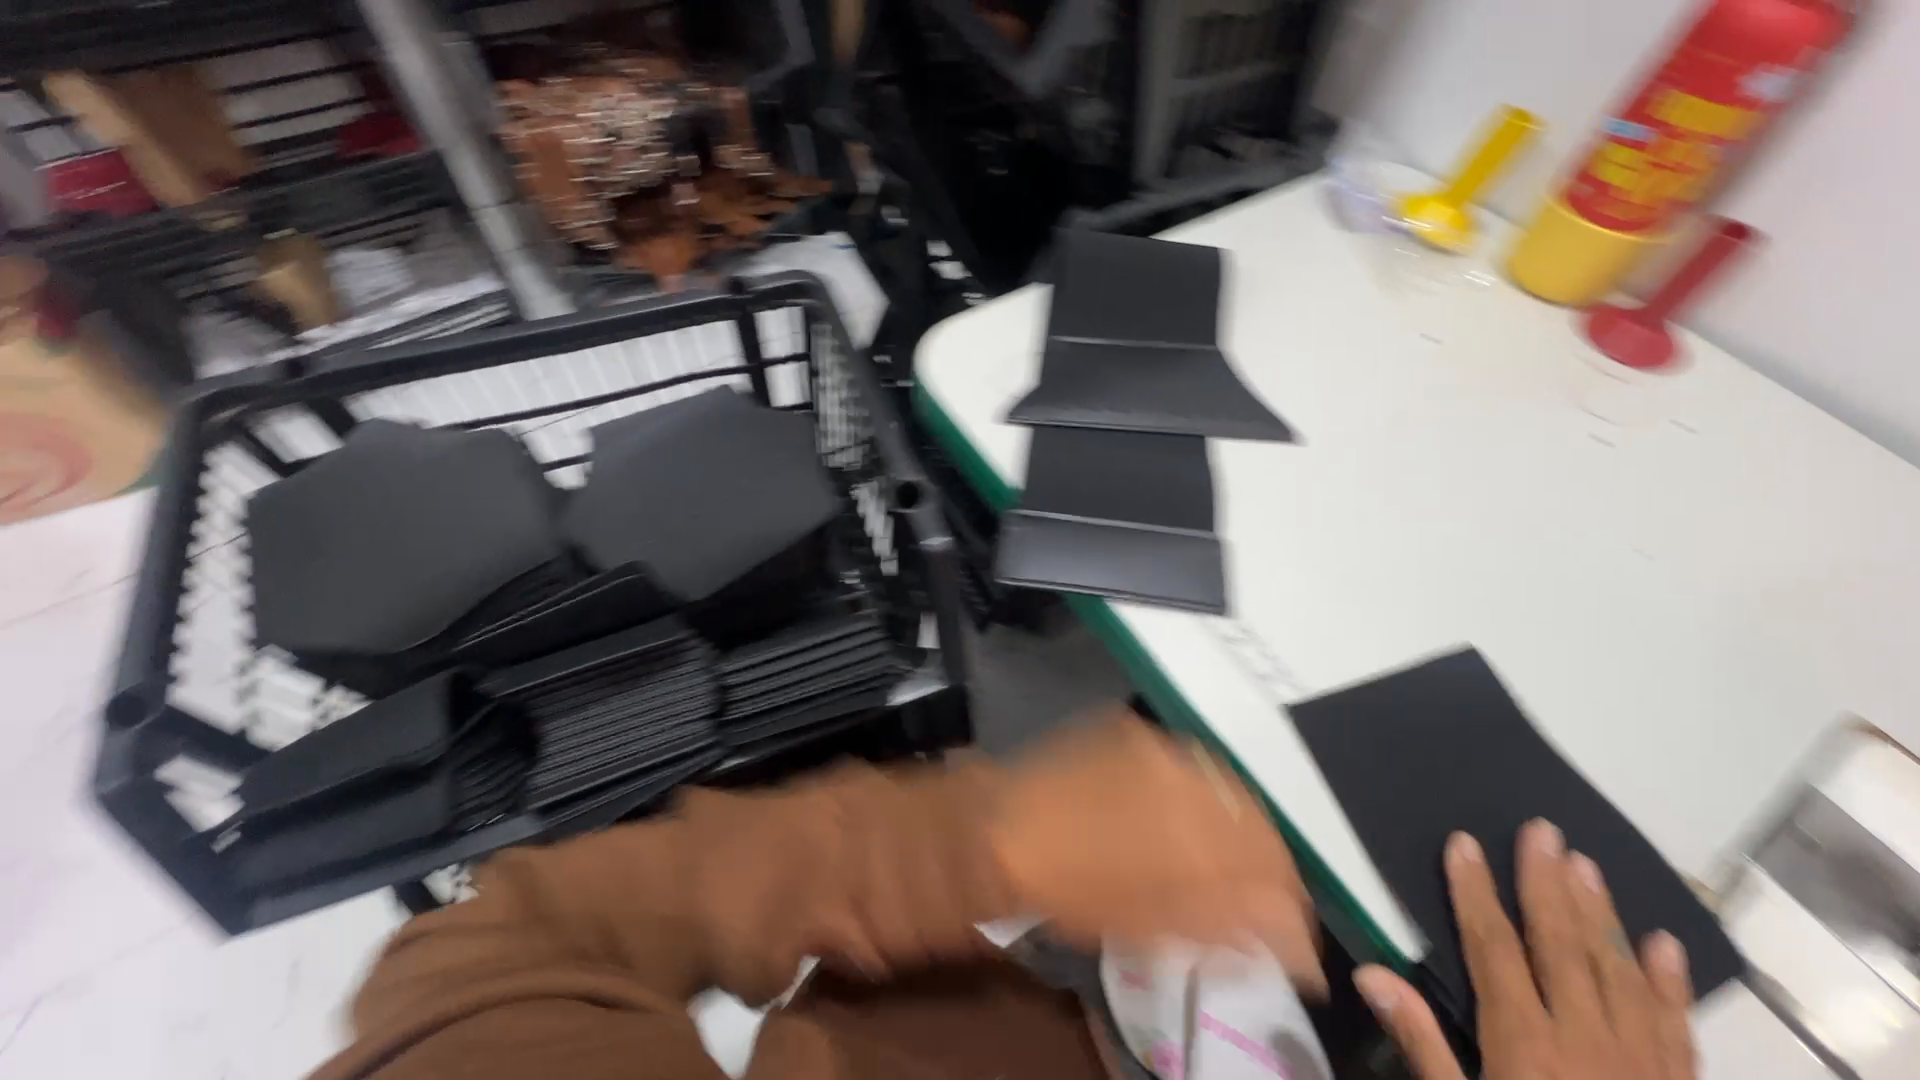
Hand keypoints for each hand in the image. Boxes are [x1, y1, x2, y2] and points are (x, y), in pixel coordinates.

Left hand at [987, 707, 1325, 995]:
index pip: (1265, 874)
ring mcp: (1156, 751)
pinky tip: (1205, 813)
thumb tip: (1278, 937)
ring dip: (1246, 827)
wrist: (993, 831)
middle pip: (1255, 826)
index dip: (1289, 911)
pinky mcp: (1133, 732)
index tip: (1296, 940)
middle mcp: (1178, 787)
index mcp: (1183, 846)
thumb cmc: (1060, 892)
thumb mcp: (1141, 926)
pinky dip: (1208, 792)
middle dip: (1273, 866)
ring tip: (1244, 858)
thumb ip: (1216, 925)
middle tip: (1276, 899)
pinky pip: (1191, 762)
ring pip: (1229, 788)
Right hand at [1352, 821, 1695, 1079]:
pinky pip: (1675, 1025)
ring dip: (1601, 914)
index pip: (1494, 947)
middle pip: (1562, 944)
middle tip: (1542, 831)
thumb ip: (1423, 1045)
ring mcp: (1639, 1062)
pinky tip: (1661, 944)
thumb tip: (1374, 974)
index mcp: (1526, 1042)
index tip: (1464, 844)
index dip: (1475, 892)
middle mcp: (1585, 1037)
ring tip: (1587, 864)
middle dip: (1546, 884)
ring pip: (1618, 970)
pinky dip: (1668, 982)